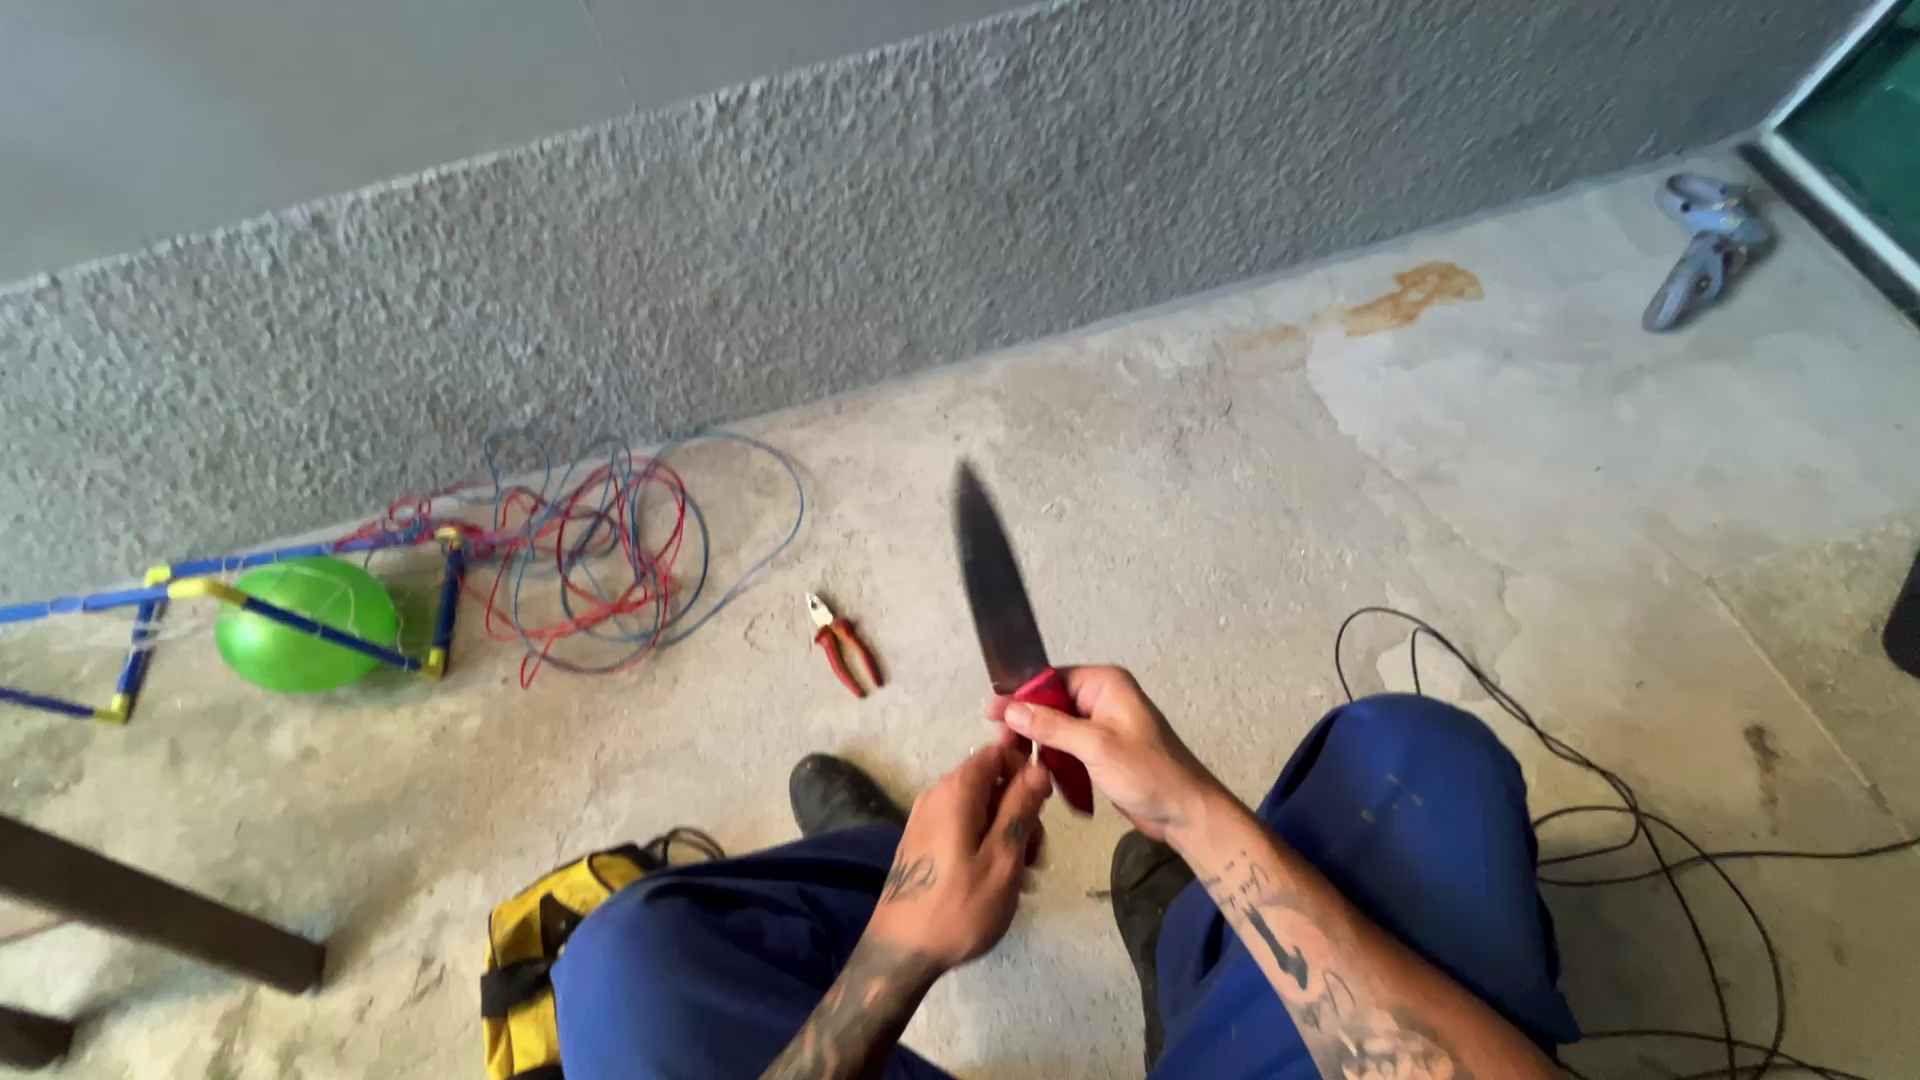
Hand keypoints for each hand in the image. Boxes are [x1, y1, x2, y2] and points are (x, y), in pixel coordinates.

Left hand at [862, 735, 1052, 971]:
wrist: (900, 952)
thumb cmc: (958, 907)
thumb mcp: (1003, 859)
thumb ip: (1021, 808)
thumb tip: (1037, 766)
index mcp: (956, 792)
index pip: (997, 753)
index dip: (1026, 770)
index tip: (1045, 805)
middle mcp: (937, 795)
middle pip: (990, 782)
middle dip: (1020, 810)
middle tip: (1036, 855)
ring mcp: (927, 819)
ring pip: (979, 807)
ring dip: (1006, 831)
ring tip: (1021, 876)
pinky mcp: (923, 841)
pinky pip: (963, 826)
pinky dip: (986, 842)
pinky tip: (998, 879)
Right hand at [987, 666, 1221, 840]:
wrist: (1185, 813)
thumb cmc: (1146, 772)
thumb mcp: (1095, 746)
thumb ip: (1051, 726)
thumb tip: (1010, 709)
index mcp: (1104, 684)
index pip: (1051, 680)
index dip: (1021, 695)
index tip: (992, 713)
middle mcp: (1100, 698)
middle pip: (1050, 703)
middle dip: (1025, 722)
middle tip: (998, 743)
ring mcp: (1100, 725)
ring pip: (1056, 727)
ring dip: (1036, 742)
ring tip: (1009, 758)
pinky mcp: (1100, 750)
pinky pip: (1066, 746)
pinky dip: (1051, 757)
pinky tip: (1032, 770)